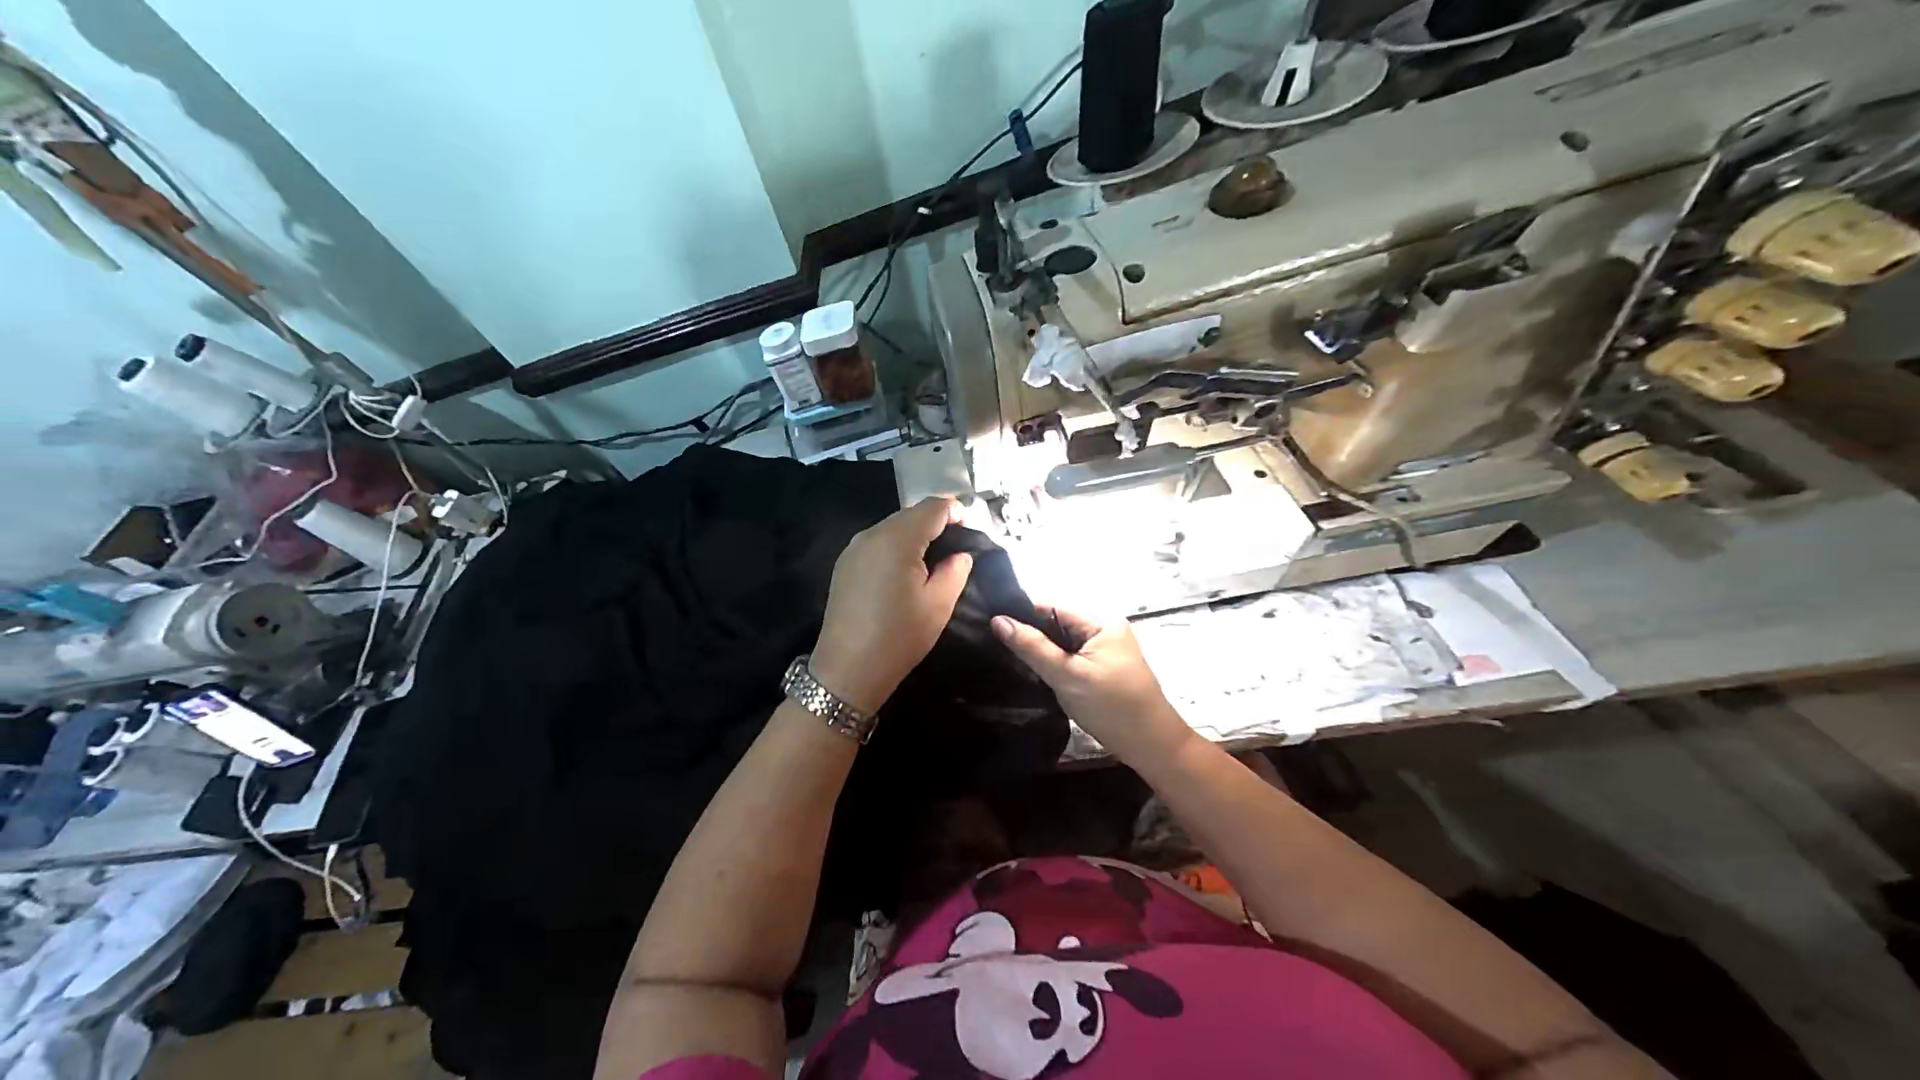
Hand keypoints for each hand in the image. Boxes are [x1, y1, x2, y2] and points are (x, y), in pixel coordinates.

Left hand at [812, 498, 974, 713]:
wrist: (847, 669)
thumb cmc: (898, 636)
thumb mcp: (938, 604)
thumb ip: (956, 571)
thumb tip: (961, 555)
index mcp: (897, 539)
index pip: (932, 507)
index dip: (956, 511)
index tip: (972, 528)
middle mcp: (872, 534)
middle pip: (910, 513)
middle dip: (935, 521)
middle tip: (958, 544)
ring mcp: (854, 548)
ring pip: (892, 527)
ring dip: (915, 534)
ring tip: (935, 557)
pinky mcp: (845, 564)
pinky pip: (877, 542)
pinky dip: (896, 546)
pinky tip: (907, 569)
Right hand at [992, 606, 1192, 761]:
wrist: (1152, 746)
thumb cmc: (1111, 707)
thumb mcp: (1067, 676)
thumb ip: (1032, 647)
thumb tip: (997, 620)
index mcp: (1102, 623)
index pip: (1054, 607)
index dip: (1023, 614)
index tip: (993, 626)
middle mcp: (1106, 631)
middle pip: (1058, 624)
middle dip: (1032, 635)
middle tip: (998, 647)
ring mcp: (1107, 652)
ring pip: (1064, 644)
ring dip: (1043, 653)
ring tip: (1012, 661)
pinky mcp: (1105, 671)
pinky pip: (1073, 659)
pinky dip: (1057, 666)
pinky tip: (1038, 676)